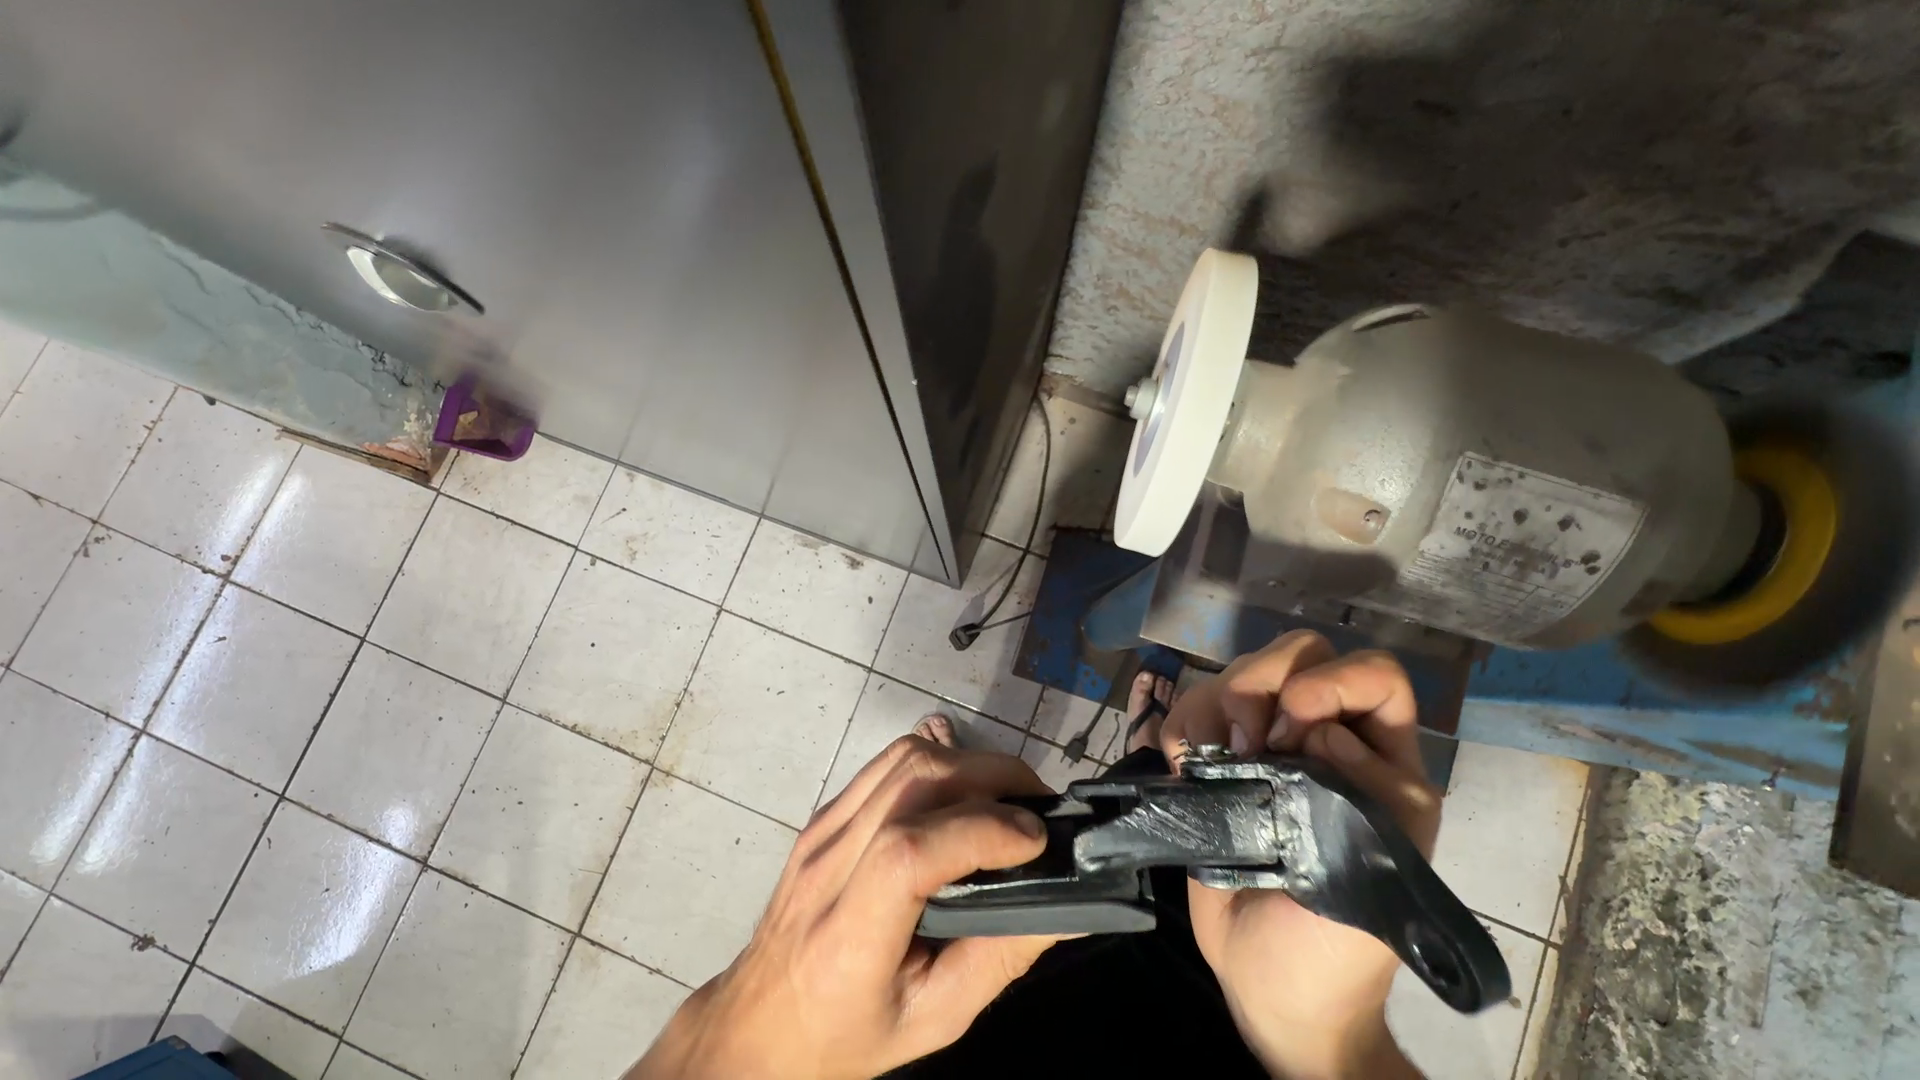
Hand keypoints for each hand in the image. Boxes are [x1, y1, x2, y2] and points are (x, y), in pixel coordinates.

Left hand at [629, 736, 1058, 1079]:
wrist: (761, 1019)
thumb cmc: (847, 1031)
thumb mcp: (934, 1017)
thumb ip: (998, 959)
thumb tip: (1064, 906)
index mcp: (849, 932)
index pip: (908, 851)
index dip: (980, 829)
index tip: (1035, 839)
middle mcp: (828, 865)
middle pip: (912, 780)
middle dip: (992, 777)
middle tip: (1039, 808)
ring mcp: (821, 829)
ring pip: (903, 758)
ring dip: (969, 763)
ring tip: (1009, 797)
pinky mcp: (824, 813)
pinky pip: (887, 764)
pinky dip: (939, 763)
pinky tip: (964, 794)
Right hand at [1160, 630, 1440, 1079]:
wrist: (1268, 981)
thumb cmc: (1337, 940)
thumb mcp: (1378, 872)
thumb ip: (1368, 791)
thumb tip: (1319, 731)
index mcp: (1381, 759)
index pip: (1375, 676)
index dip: (1336, 680)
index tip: (1296, 723)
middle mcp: (1323, 737)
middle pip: (1299, 654)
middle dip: (1263, 684)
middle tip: (1250, 747)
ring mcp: (1265, 744)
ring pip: (1241, 672)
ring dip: (1216, 706)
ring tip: (1213, 763)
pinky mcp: (1215, 760)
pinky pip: (1193, 707)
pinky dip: (1180, 724)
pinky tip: (1184, 764)